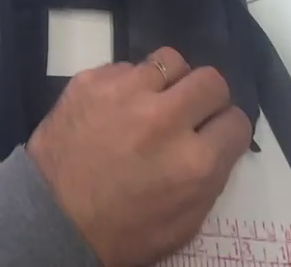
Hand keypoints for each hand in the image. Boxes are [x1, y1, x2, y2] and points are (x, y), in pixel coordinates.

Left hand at [27, 47, 251, 266]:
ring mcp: (127, 92)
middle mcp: (166, 118)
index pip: (236, 121)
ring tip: (155, 98)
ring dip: (169, 79)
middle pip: (211, 80)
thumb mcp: (184, 221)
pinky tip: (116, 105)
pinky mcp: (93, 78)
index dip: (227, 127)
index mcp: (195, 162)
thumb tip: (217, 139)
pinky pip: (126, 66)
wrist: (53, 217)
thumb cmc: (123, 230)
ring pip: (170, 59)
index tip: (216, 131)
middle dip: (207, 96)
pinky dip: (127, 83)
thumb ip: (208, 175)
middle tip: (190, 109)